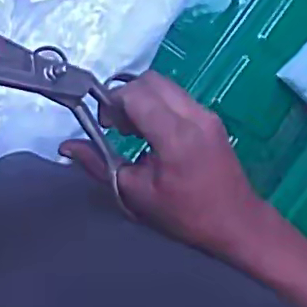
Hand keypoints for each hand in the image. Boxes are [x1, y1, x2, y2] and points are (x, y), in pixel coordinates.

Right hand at [61, 72, 276, 257]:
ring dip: (142, 99)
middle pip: (150, 81)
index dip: (112, 102)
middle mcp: (195, 116)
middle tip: (117, 125)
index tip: (104, 124)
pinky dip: (158, 105)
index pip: (135, 94)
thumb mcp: (136, 194)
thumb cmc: (187, 216)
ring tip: (134, 130)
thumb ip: (99, 164)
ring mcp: (207, 115)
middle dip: (126, 96)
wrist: (238, 226)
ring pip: (165, 85)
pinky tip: (153, 133)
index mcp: (176, 135)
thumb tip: (67, 147)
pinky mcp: (212, 119)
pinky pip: (177, 97)